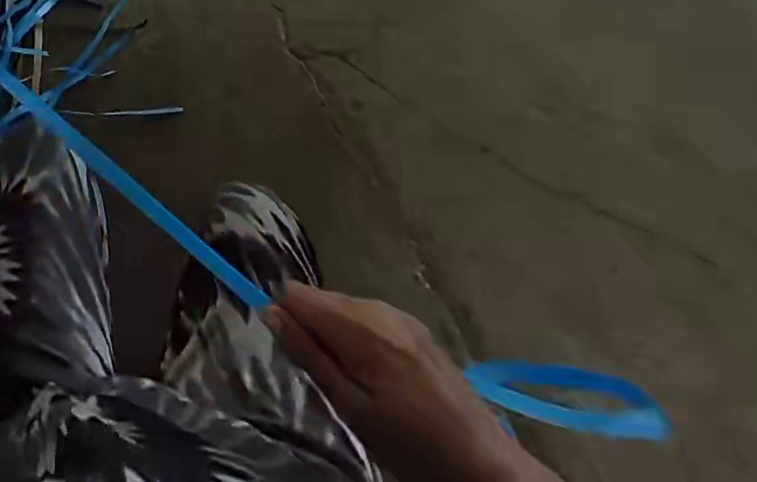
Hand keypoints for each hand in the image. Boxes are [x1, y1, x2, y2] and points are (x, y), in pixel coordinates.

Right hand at [266, 283, 560, 481]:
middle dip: (310, 327)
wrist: (488, 470)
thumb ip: (307, 353)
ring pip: (340, 306)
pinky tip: (376, 372)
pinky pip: (364, 315)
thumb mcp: (349, 406)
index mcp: (361, 326)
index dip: (285, 316)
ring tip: (353, 378)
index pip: (295, 292)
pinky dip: (357, 335)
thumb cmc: (411, 445)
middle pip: (317, 297)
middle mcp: (378, 308)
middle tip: (328, 375)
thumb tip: (269, 311)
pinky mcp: (415, 326)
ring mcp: (400, 315)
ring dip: (333, 333)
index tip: (295, 351)